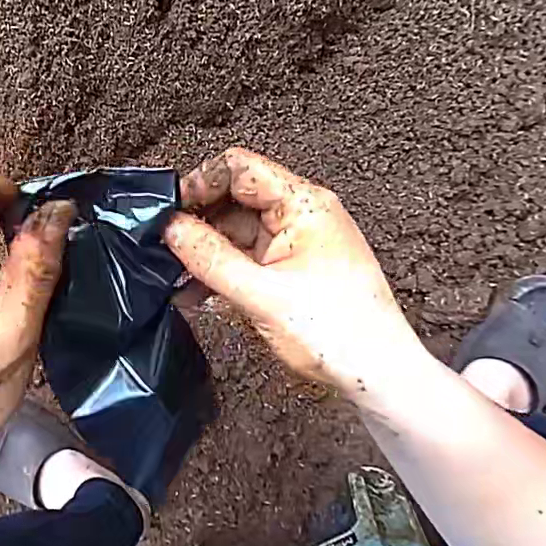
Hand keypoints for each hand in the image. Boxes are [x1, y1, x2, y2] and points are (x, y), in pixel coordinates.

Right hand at [163, 148, 422, 396]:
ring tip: (176, 275)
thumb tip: (171, 228)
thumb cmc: (339, 334)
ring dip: (205, 249)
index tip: (170, 210)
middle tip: (166, 245)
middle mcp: (302, 214)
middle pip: (236, 197)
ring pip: (238, 229)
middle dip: (198, 220)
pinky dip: (221, 269)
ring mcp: (297, 241)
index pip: (241, 169)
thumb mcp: (262, 295)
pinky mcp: (292, 267)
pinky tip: (197, 291)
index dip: (200, 183)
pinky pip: (247, 256)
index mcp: (304, 205)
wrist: (379, 376)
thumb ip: (210, 257)